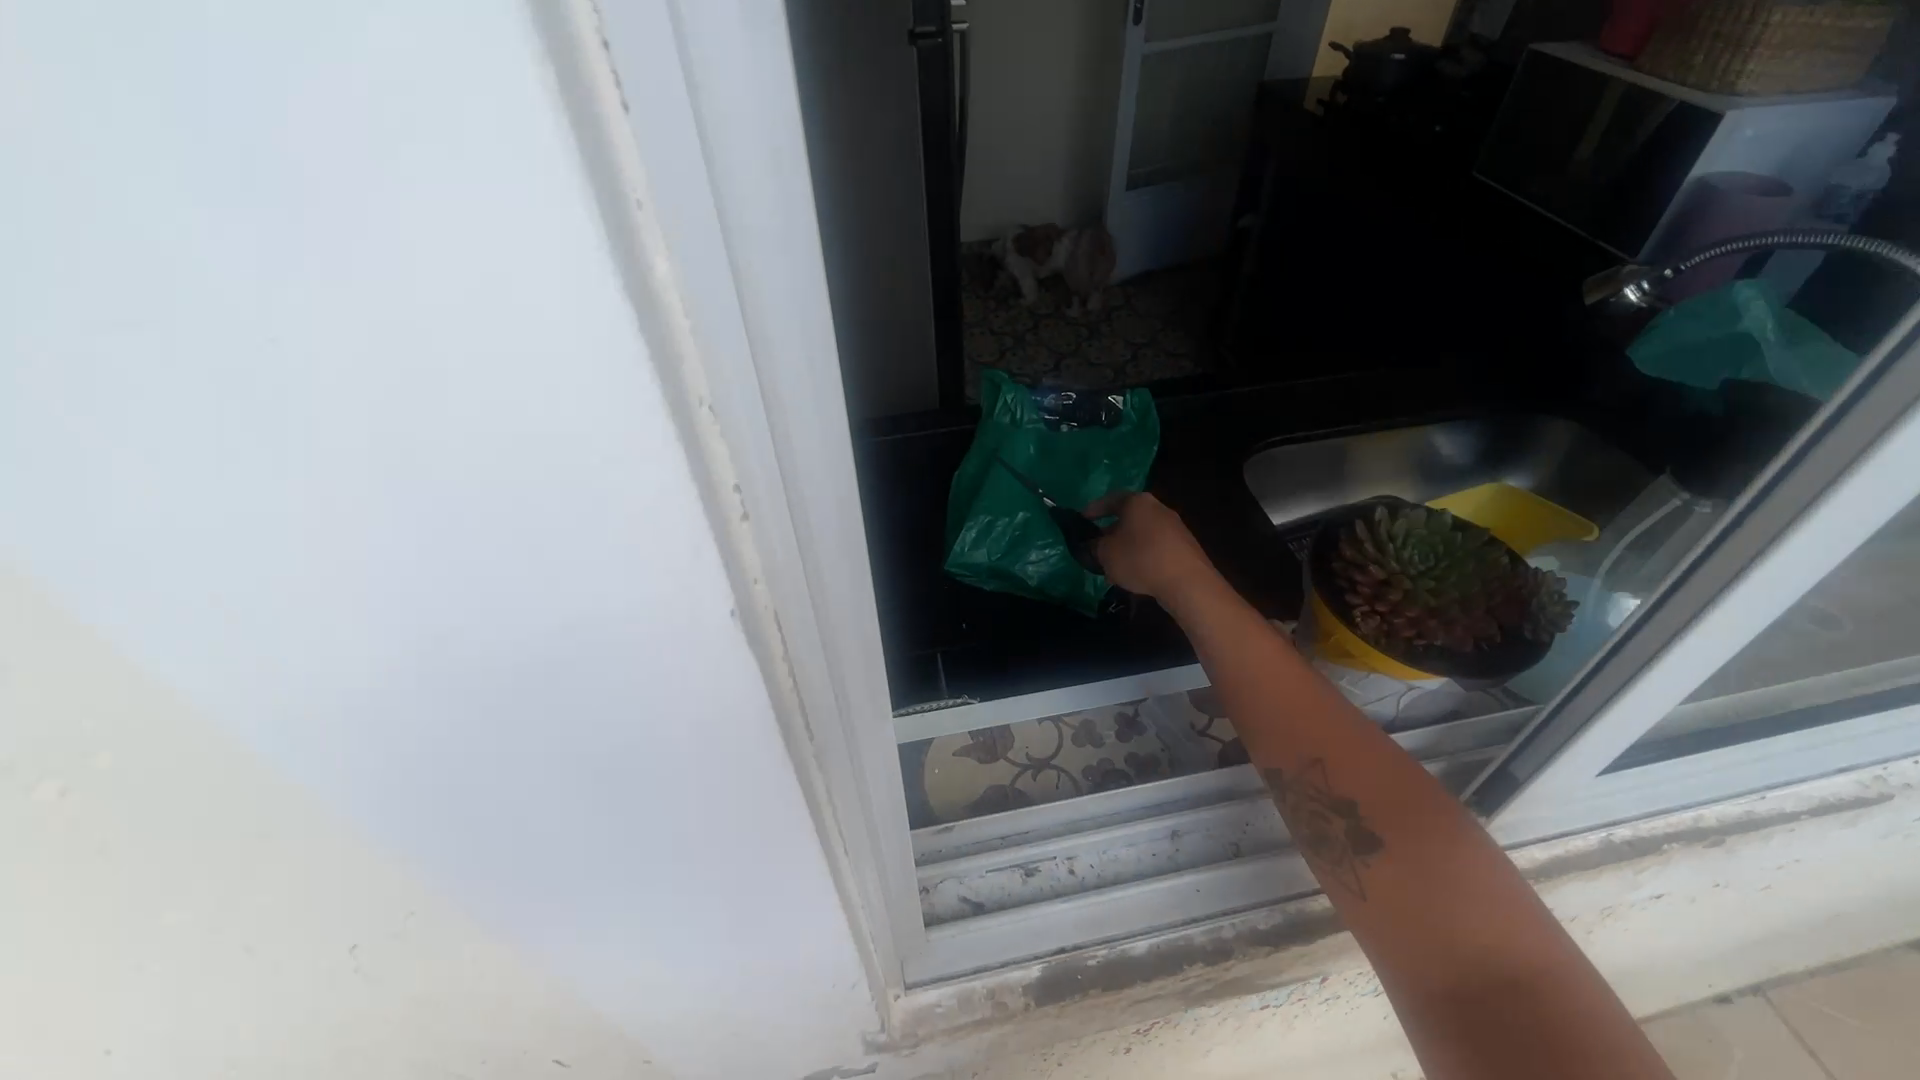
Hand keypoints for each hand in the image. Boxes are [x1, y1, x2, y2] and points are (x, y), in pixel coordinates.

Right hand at [1086, 492, 1218, 604]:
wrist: (1187, 581)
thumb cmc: (1140, 559)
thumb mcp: (1105, 554)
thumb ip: (1095, 546)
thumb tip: (1095, 545)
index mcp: (1137, 502)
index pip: (1110, 499)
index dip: (1093, 510)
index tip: (1081, 520)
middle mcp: (1157, 508)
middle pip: (1128, 517)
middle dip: (1111, 532)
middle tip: (1097, 547)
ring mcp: (1174, 527)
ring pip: (1142, 534)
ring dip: (1126, 548)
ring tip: (1114, 567)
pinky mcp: (1184, 546)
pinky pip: (1155, 547)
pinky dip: (1142, 557)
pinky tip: (1135, 575)